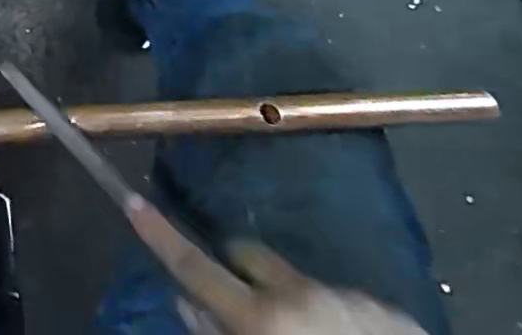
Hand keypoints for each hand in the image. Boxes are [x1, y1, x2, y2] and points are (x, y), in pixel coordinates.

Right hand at [176, 242, 427, 334]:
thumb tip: (188, 300)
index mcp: (262, 320)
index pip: (195, 269)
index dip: (160, 236)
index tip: (131, 200)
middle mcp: (301, 294)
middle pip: (245, 252)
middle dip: (236, 269)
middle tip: (243, 309)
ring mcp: (348, 297)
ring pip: (298, 280)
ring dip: (289, 301)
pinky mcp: (390, 311)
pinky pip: (345, 301)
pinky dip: (336, 320)